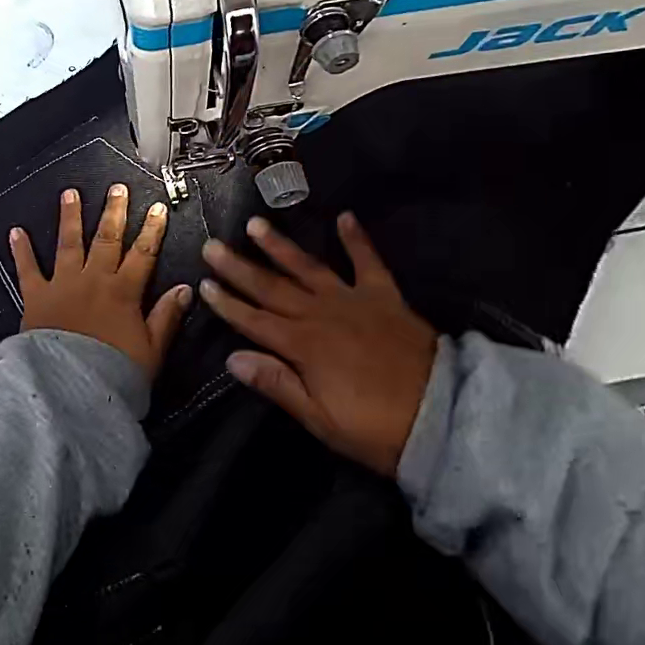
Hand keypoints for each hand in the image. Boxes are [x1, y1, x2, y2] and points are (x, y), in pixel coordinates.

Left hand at [11, 184, 191, 378]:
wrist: (67, 391)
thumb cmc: (114, 374)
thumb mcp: (151, 350)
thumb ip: (167, 317)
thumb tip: (185, 289)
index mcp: (123, 292)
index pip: (143, 253)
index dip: (152, 229)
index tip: (158, 208)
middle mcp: (93, 280)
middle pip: (107, 239)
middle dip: (114, 212)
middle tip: (117, 188)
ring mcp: (62, 285)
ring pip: (68, 244)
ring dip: (70, 217)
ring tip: (70, 193)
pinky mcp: (35, 297)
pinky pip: (27, 270)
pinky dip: (21, 251)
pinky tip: (15, 232)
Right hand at [199, 212, 437, 475]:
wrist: (442, 416)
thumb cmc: (374, 428)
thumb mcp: (320, 418)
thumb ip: (277, 384)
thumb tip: (232, 357)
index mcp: (302, 346)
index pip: (254, 320)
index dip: (227, 303)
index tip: (203, 284)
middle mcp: (320, 314)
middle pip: (271, 287)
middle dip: (239, 267)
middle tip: (213, 245)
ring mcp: (352, 299)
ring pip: (307, 267)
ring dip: (280, 246)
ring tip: (255, 224)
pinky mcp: (384, 295)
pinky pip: (368, 262)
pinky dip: (357, 239)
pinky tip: (345, 216)